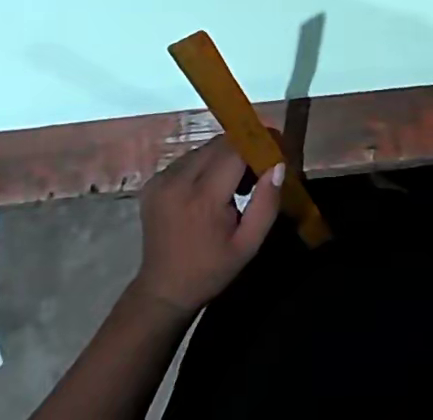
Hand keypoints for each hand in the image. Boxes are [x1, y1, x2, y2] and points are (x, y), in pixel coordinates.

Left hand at [131, 134, 283, 314]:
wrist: (163, 290)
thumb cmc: (211, 269)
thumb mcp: (249, 244)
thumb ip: (266, 203)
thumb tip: (278, 165)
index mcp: (203, 198)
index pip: (235, 150)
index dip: (259, 141)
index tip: (278, 144)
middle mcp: (178, 180)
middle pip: (219, 144)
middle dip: (243, 148)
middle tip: (259, 167)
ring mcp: (161, 179)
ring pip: (204, 149)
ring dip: (224, 156)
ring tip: (234, 182)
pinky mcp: (154, 181)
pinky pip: (189, 159)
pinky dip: (206, 165)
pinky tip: (211, 187)